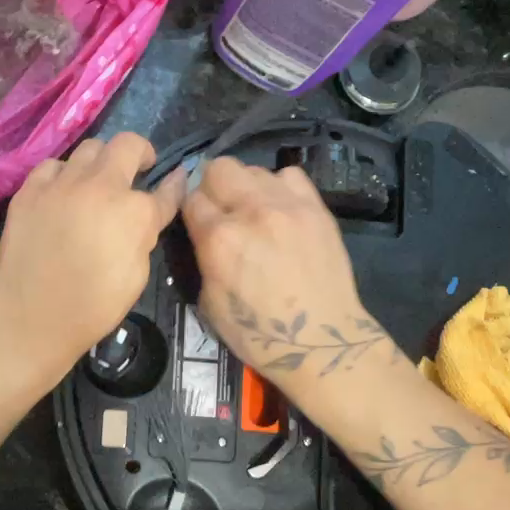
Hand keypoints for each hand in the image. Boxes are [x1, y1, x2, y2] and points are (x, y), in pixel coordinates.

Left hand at [0, 133, 185, 382]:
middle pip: (127, 145)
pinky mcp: (30, 191)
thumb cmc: (93, 307)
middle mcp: (100, 186)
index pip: (165, 190)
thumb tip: (148, 213)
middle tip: (136, 171)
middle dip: (138, 153)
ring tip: (96, 182)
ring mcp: (61, 184)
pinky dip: (63, 174)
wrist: (32, 316)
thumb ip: (145, 235)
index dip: (173, 186)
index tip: (175, 182)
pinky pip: (52, 166)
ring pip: (89, 149)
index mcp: (135, 212)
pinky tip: (61, 192)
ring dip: (100, 161)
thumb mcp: (137, 275)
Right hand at [182, 158, 402, 413]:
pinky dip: (278, 188)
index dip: (189, 211)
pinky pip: (289, 175)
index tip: (194, 222)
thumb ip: (204, 259)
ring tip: (252, 213)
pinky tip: (279, 210)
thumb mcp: (209, 302)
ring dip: (245, 188)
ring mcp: (288, 205)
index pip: (190, 199)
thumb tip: (205, 236)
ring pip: (254, 169)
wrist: (320, 341)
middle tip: (220, 211)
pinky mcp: (316, 207)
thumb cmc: (258, 334)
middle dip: (212, 187)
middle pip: (219, 168)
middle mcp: (252, 211)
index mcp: (219, 239)